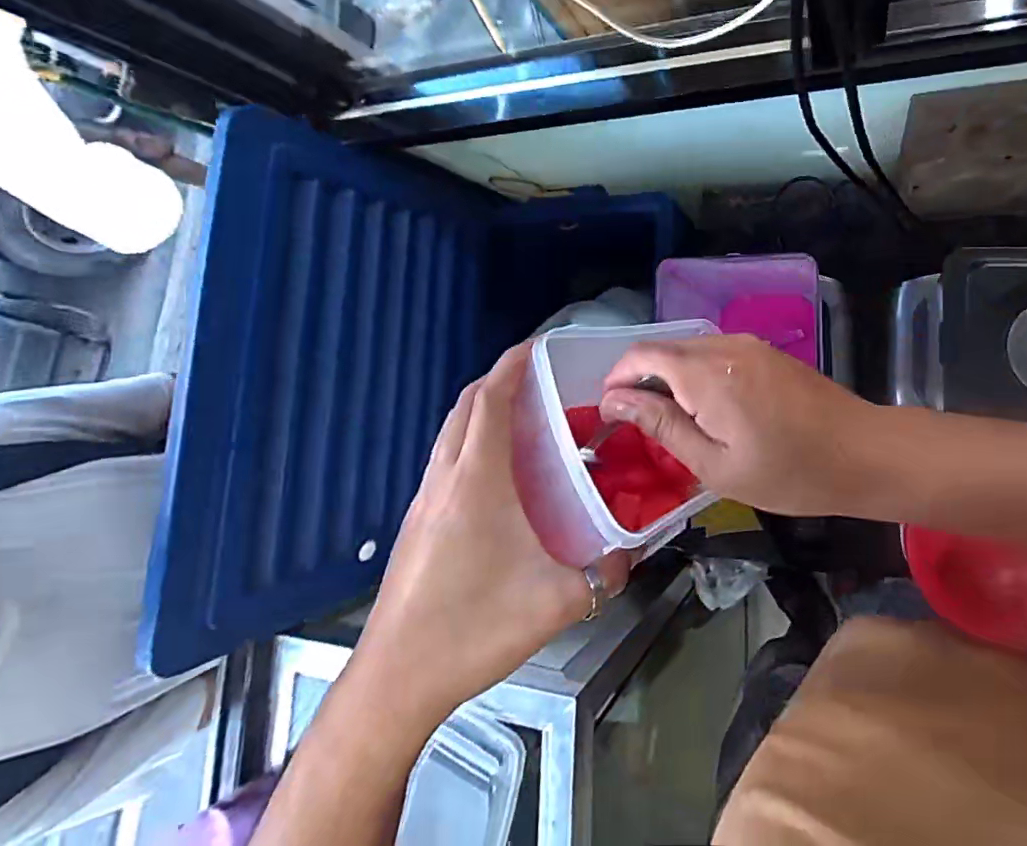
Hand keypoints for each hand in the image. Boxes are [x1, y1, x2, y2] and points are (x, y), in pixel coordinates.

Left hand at [358, 343, 627, 714]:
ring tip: (521, 419)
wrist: (395, 679)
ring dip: (480, 411)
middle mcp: (445, 479)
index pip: (491, 402)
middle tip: (538, 380)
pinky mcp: (415, 524)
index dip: (512, 366)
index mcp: (477, 481)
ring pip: (450, 433)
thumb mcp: (557, 602)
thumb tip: (631, 554)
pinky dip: (469, 443)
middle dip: (498, 381)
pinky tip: (496, 475)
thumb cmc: (473, 629)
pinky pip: (444, 460)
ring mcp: (423, 500)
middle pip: (465, 407)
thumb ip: (604, 574)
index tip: (537, 347)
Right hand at [599, 335, 881, 516]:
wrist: (863, 453)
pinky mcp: (766, 351)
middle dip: (640, 381)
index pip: (641, 356)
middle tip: (640, 426)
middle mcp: (724, 345)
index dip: (616, 381)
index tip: (610, 416)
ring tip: (672, 422)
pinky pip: (715, 353)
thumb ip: (662, 426)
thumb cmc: (789, 472)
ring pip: (688, 349)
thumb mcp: (715, 464)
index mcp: (706, 372)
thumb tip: (614, 401)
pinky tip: (707, 409)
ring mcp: (749, 344)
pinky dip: (696, 374)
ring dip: (669, 378)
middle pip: (663, 348)